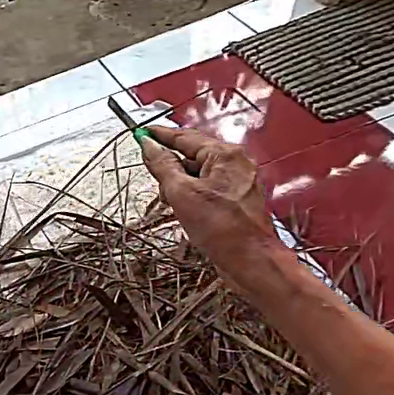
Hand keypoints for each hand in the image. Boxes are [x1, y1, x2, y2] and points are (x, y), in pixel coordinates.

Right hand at [137, 125, 282, 282]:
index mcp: (226, 155)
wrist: (251, 261)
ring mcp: (239, 182)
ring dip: (181, 186)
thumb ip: (163, 166)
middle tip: (158, 183)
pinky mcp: (237, 200)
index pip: (185, 136)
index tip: (142, 133)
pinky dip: (193, 196)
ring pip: (200, 174)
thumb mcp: (181, 194)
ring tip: (176, 206)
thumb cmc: (223, 230)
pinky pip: (209, 188)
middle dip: (171, 169)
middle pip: (193, 155)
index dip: (160, 135)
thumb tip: (149, 146)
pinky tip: (187, 213)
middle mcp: (237, 164)